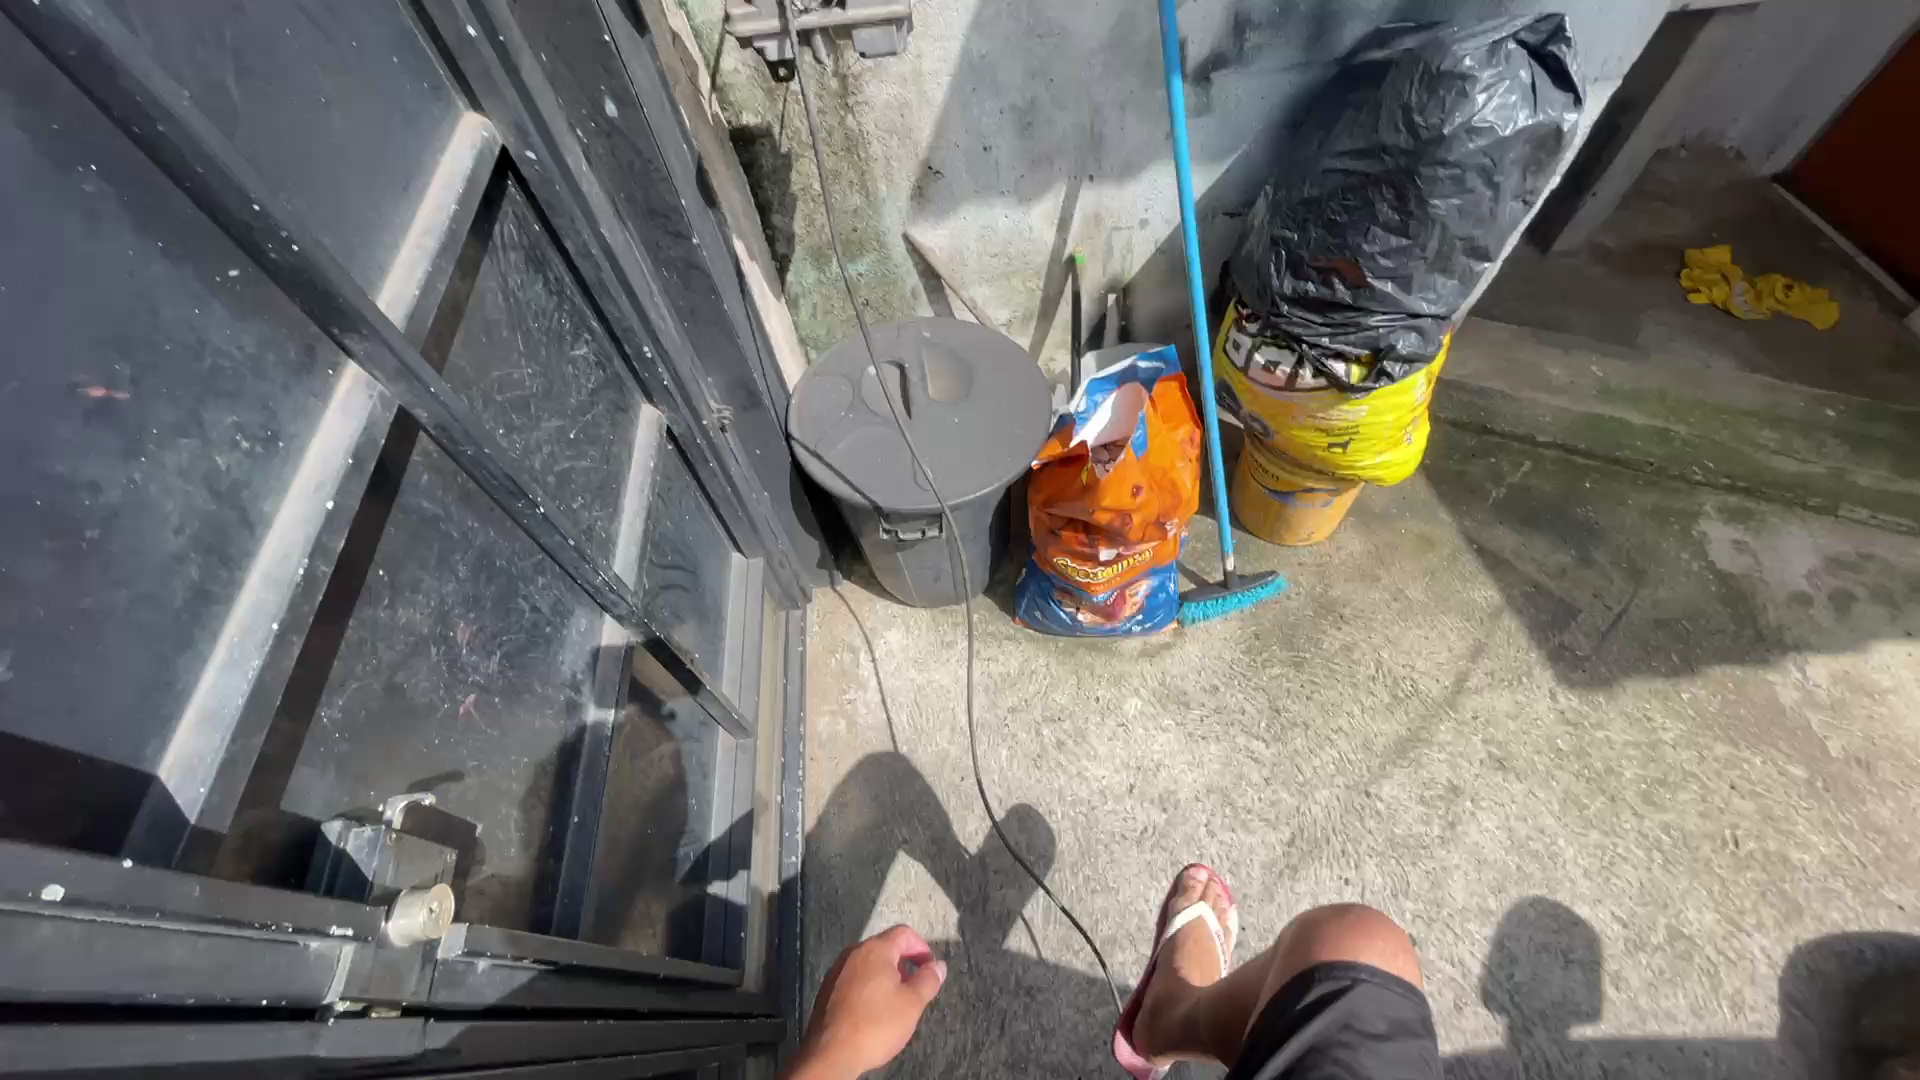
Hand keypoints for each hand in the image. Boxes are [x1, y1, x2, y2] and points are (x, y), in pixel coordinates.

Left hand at [785, 925, 946, 1079]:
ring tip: (894, 1002)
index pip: (904, 933)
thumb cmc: (875, 1025)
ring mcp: (837, 970)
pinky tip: (871, 1011)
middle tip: (914, 987)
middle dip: (904, 963)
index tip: (930, 968)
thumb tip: (938, 966)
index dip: (922, 948)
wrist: (830, 1054)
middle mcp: (854, 952)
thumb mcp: (912, 1003)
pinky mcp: (827, 989)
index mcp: (876, 949)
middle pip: (885, 947)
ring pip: (868, 963)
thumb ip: (928, 980)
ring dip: (885, 976)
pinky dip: (868, 986)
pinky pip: (854, 978)